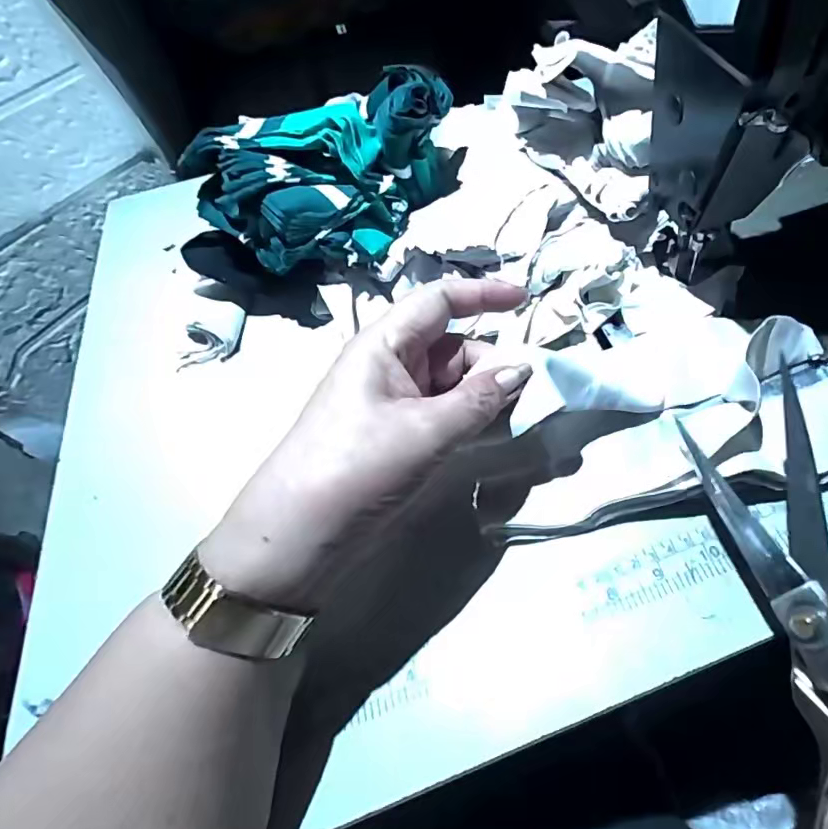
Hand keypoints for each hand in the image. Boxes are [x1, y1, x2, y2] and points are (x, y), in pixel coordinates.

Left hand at [198, 279, 530, 612]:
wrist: (298, 535)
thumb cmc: (356, 465)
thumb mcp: (426, 430)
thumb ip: (481, 398)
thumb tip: (525, 370)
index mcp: (386, 345)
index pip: (440, 301)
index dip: (482, 293)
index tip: (525, 298)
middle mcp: (394, 364)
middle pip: (458, 345)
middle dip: (495, 362)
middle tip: (529, 392)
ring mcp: (400, 400)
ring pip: (458, 381)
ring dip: (490, 393)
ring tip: (520, 417)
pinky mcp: (405, 431)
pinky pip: (452, 410)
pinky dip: (478, 415)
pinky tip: (500, 431)